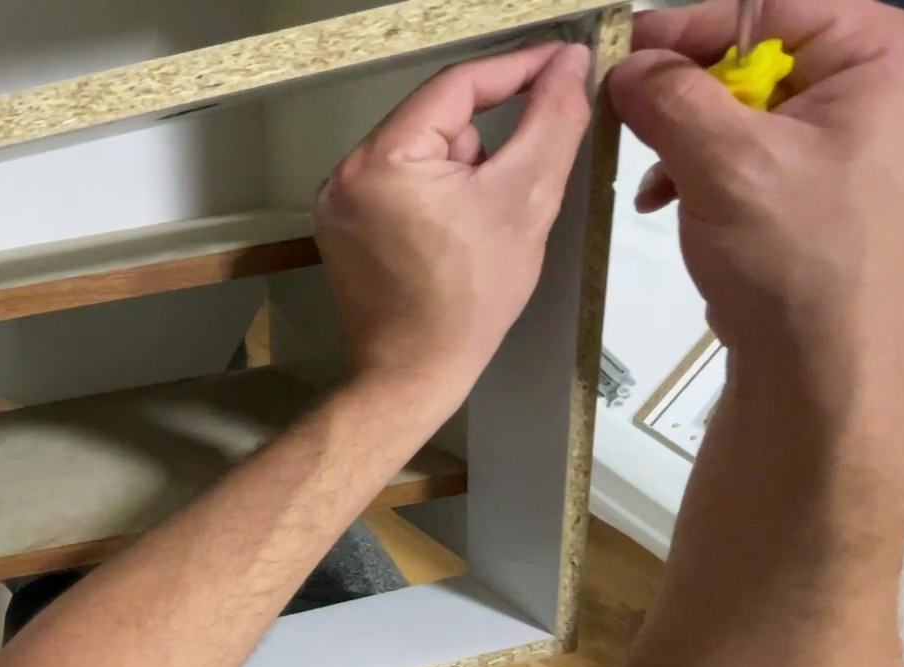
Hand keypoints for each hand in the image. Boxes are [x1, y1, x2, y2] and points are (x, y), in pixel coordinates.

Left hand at [314, 42, 594, 401]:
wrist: (412, 370)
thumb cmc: (468, 297)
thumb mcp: (524, 197)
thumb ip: (553, 116)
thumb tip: (570, 60)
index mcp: (377, 163)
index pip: (454, 85)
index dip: (516, 67)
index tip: (565, 62)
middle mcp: (341, 178)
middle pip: (432, 120)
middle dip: (482, 140)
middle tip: (508, 184)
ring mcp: (333, 205)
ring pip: (416, 152)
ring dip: (457, 169)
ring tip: (473, 225)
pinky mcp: (338, 229)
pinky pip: (395, 185)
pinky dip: (430, 192)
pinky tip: (448, 234)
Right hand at [610, 0, 903, 398]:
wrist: (816, 344)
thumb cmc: (791, 247)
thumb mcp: (726, 164)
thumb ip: (672, 102)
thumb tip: (625, 66)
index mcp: (878, 53)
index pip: (771, 6)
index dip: (690, 27)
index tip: (620, 50)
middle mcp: (865, 80)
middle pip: (751, 56)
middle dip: (681, 93)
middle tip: (626, 119)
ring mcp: (834, 132)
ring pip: (734, 106)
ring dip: (679, 138)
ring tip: (654, 179)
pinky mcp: (801, 176)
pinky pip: (735, 148)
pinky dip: (691, 168)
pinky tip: (665, 198)